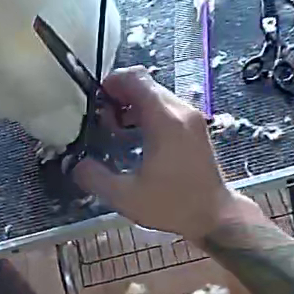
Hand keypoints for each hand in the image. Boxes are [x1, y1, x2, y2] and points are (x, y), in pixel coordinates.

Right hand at [74, 69, 245, 241]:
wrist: (216, 216)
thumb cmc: (174, 205)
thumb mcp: (126, 197)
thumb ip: (95, 178)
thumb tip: (77, 166)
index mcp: (165, 119)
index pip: (135, 78)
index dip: (111, 84)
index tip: (96, 104)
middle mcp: (181, 111)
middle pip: (145, 86)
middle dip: (120, 99)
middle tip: (105, 126)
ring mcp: (193, 119)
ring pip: (157, 98)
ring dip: (134, 109)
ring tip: (119, 135)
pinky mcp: (197, 130)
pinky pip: (168, 110)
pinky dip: (150, 117)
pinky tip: (139, 143)